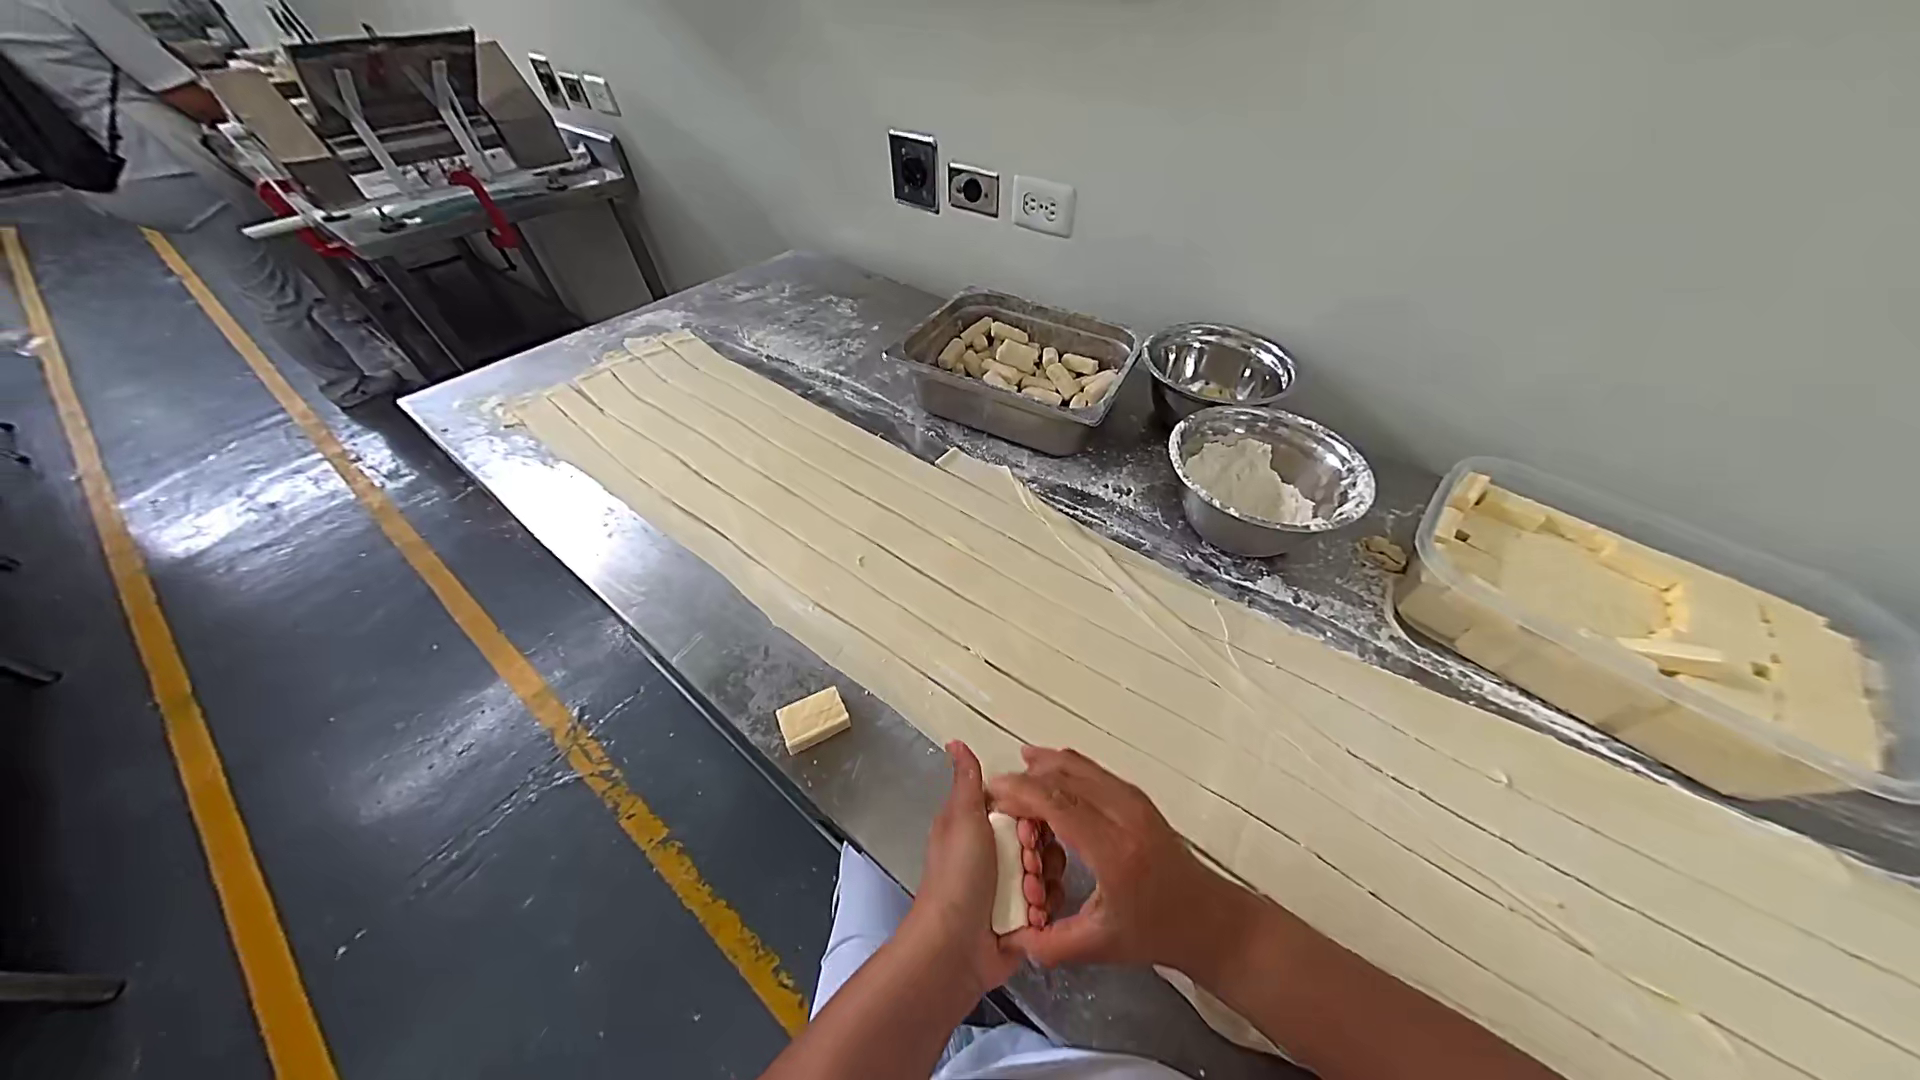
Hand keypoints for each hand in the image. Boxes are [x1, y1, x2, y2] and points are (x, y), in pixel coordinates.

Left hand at [896, 742, 1026, 997]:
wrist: (957, 947)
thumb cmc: (957, 876)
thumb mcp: (962, 819)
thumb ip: (967, 780)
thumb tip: (955, 742)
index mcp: (979, 824)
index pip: (1021, 803)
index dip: (1031, 812)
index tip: (1026, 826)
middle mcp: (997, 851)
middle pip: (1041, 835)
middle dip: (1041, 851)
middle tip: (1027, 864)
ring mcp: (1012, 884)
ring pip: (1051, 867)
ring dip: (1044, 882)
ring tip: (1028, 896)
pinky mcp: (1026, 914)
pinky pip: (1053, 899)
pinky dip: (1047, 907)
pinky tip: (1034, 915)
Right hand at [989, 746, 1248, 971]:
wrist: (1207, 918)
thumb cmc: (1155, 931)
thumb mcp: (1100, 947)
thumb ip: (1050, 945)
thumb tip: (1009, 938)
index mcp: (1113, 851)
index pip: (1058, 804)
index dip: (1021, 793)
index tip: (993, 794)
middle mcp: (1124, 815)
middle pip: (1064, 777)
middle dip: (1025, 778)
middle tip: (998, 792)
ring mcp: (1133, 800)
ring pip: (1078, 766)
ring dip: (1043, 766)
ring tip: (1015, 774)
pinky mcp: (1136, 796)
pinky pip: (1092, 769)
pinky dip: (1063, 765)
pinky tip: (1045, 768)